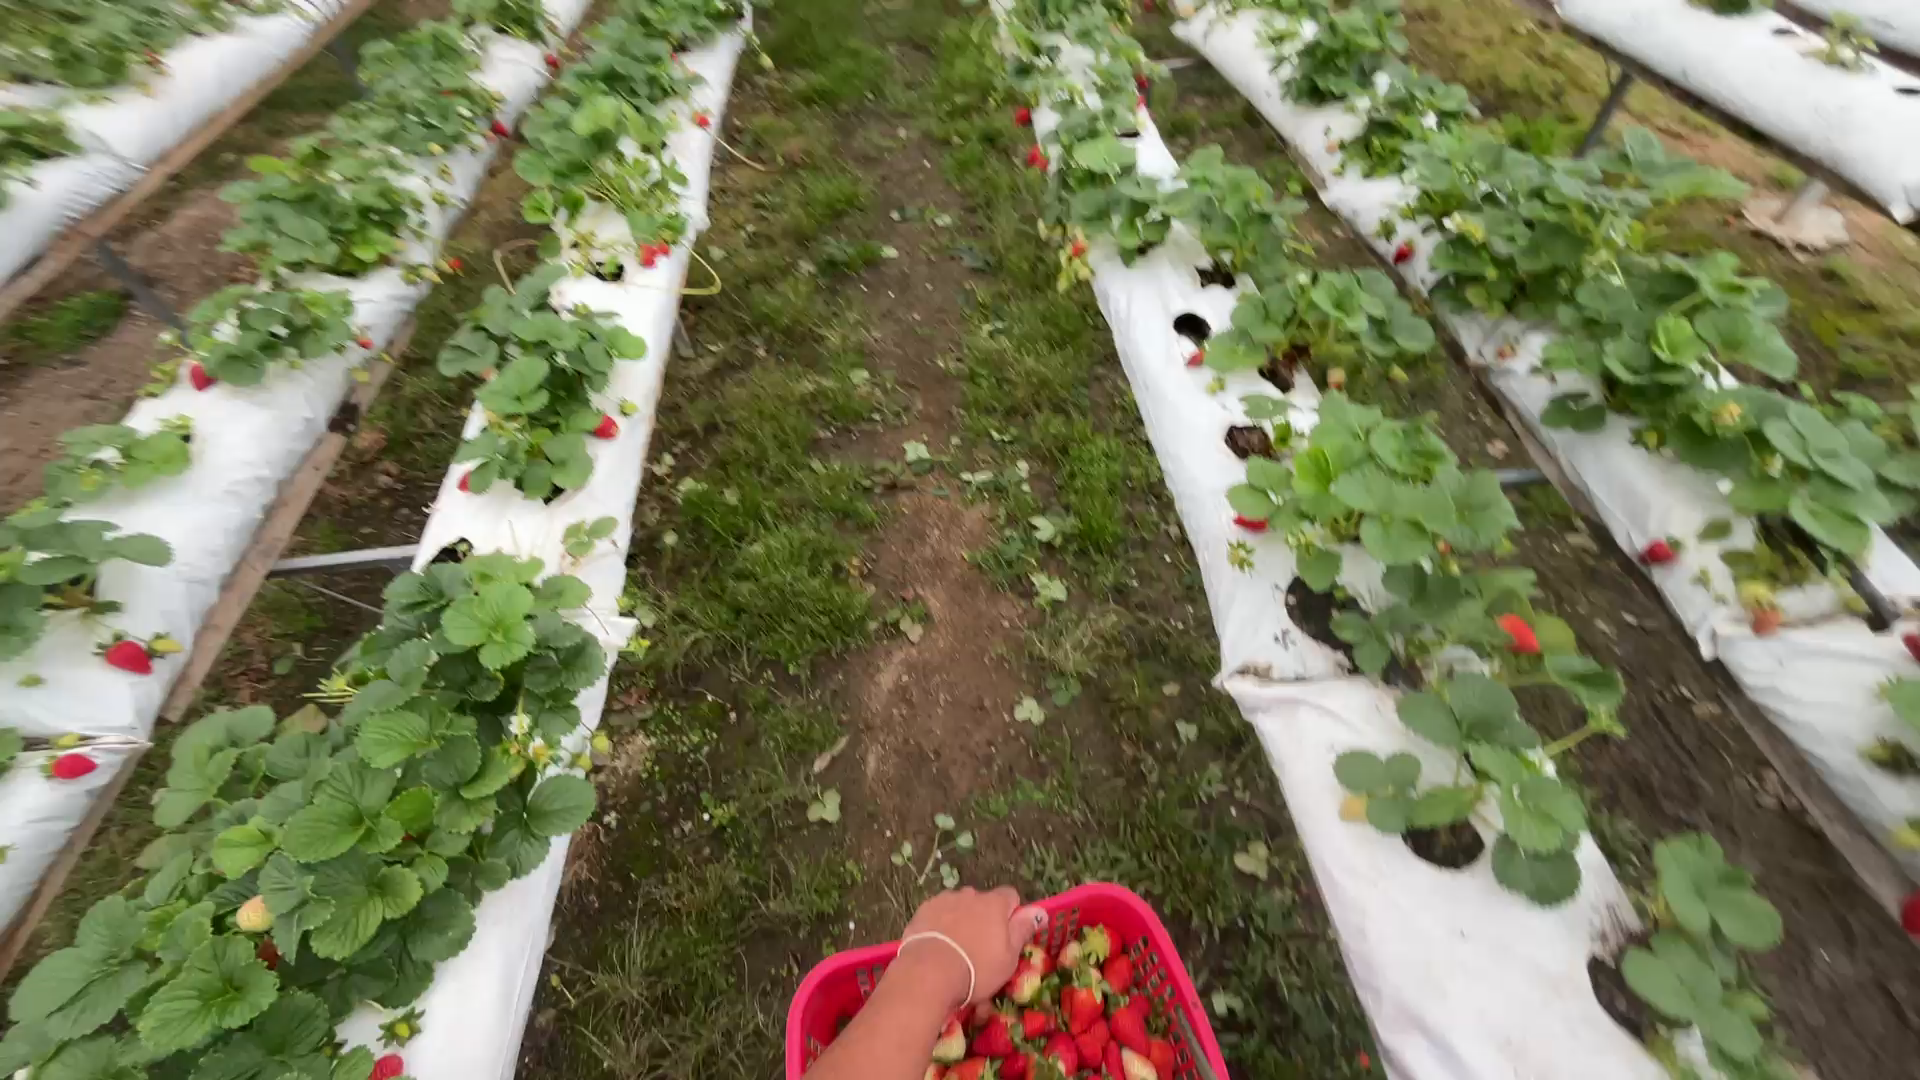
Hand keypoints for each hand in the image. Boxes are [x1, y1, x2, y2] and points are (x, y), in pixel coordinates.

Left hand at [900, 887, 1048, 1009]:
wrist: (929, 972)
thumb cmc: (977, 969)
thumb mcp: (1009, 957)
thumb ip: (1023, 930)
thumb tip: (1039, 910)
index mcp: (994, 903)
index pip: (1010, 896)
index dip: (1011, 914)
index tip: (1007, 936)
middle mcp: (970, 894)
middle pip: (983, 901)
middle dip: (983, 918)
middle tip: (979, 948)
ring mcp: (945, 899)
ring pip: (959, 906)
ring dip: (961, 920)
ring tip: (955, 949)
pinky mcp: (924, 909)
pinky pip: (938, 913)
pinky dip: (940, 924)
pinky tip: (936, 946)